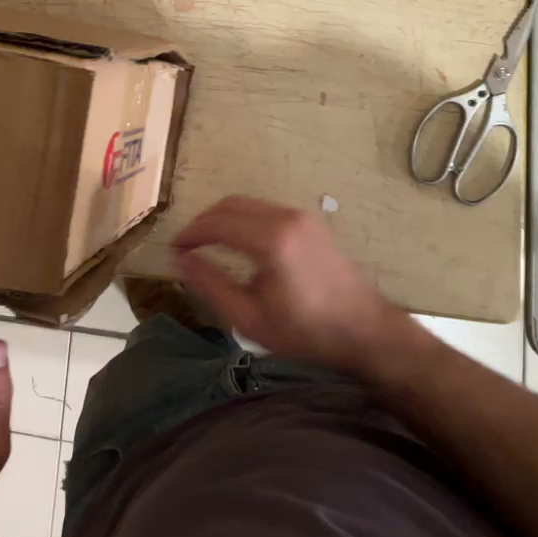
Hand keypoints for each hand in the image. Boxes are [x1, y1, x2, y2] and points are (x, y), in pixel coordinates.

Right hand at [174, 196, 418, 377]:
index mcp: (270, 239)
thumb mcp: (249, 318)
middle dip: (204, 222)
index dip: (190, 234)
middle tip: (186, 246)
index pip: (216, 223)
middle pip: (231, 204)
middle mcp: (285, 217)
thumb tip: (179, 261)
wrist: (364, 331)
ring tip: (207, 245)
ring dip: (224, 219)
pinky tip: (237, 244)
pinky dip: (244, 219)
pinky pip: (266, 210)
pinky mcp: (310, 223)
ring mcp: (301, 216)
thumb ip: (210, 285)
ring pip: (249, 204)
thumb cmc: (306, 331)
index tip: (173, 249)